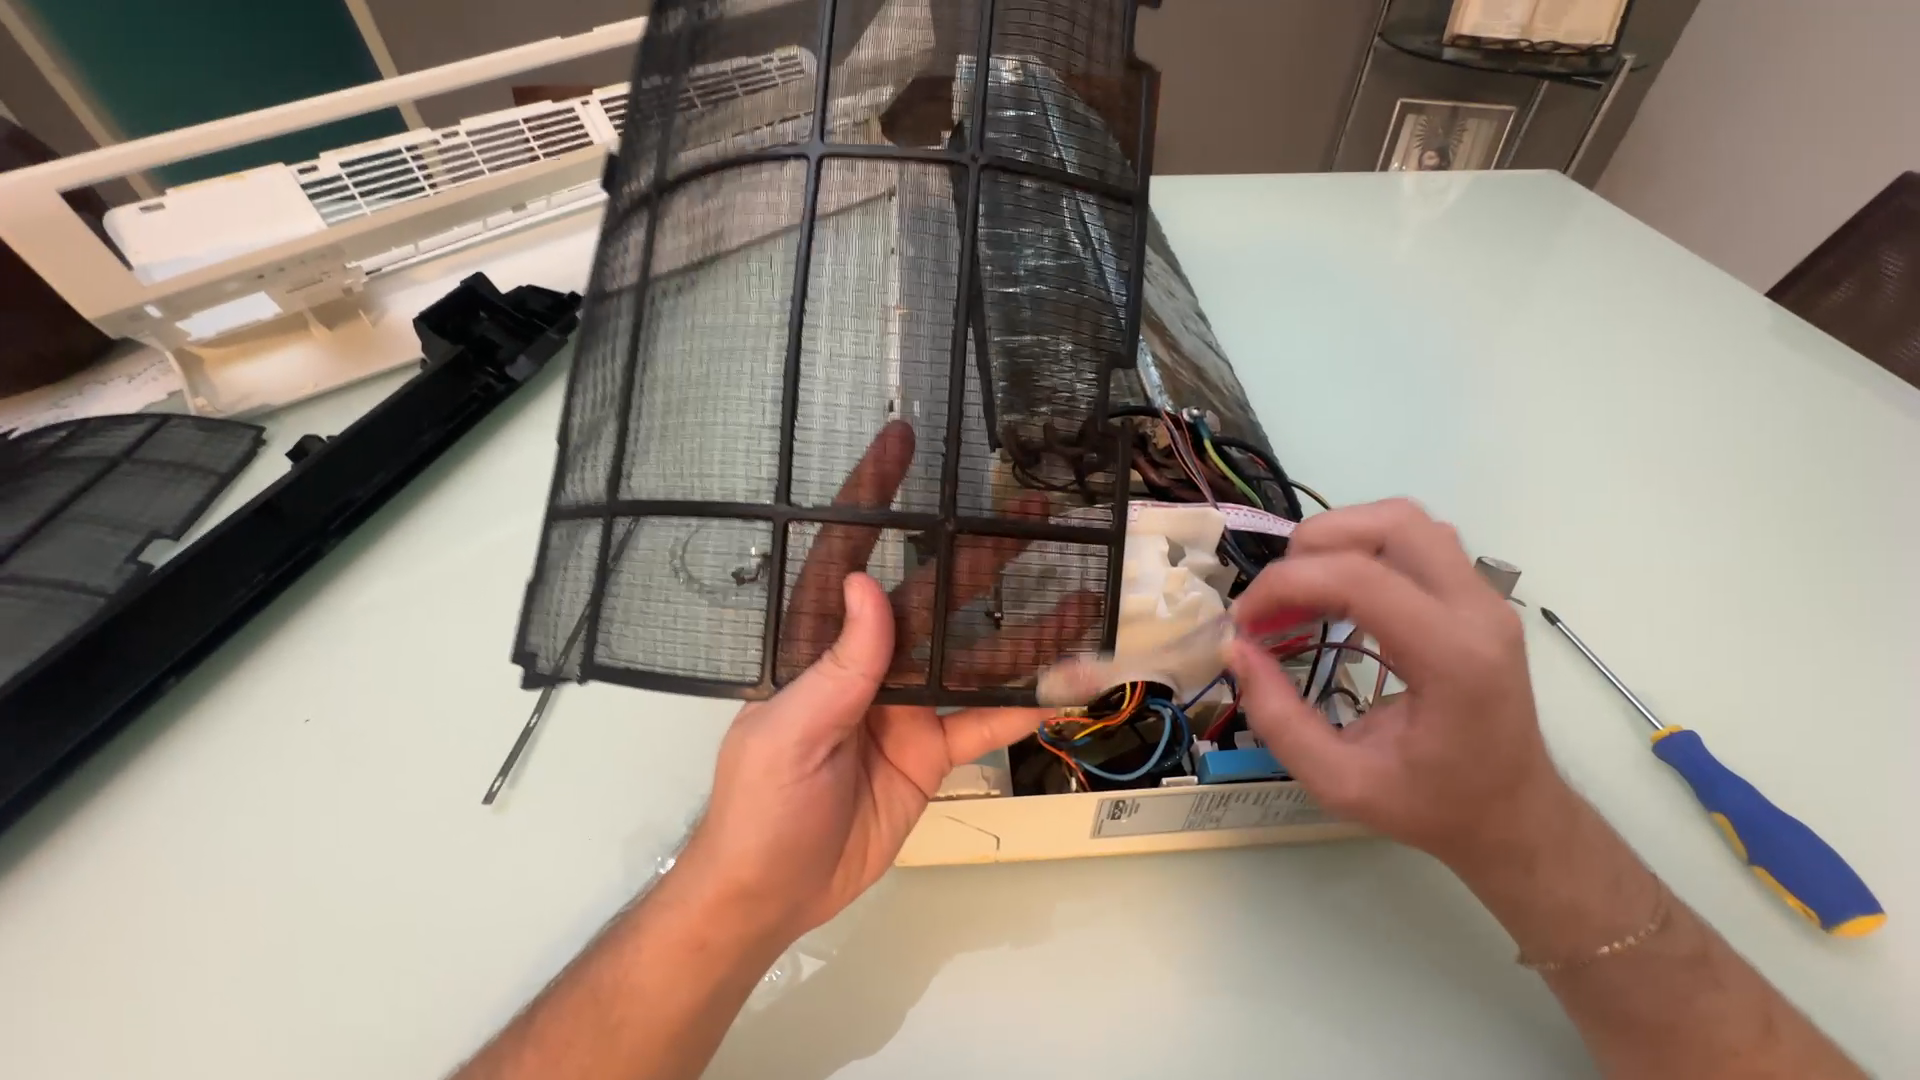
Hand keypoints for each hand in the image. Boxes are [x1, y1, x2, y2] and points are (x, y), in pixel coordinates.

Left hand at [676, 420, 1093, 940]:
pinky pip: (982, 719)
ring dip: (1024, 630)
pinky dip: (1022, 703)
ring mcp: (903, 704)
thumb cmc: (761, 807)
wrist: (775, 892)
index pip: (846, 555)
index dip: (870, 497)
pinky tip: (1067, 684)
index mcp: (818, 644)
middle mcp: (867, 661)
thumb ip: (837, 665)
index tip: (899, 443)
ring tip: (1081, 599)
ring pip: (971, 655)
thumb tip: (865, 582)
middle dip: (980, 553)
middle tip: (1035, 513)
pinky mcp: (929, 748)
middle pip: (933, 596)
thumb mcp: (790, 733)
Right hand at [1226, 499, 1572, 865]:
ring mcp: (1484, 598)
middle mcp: (1478, 611)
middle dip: (1312, 546)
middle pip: (1391, 523)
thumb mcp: (1340, 783)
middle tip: (1275, 599)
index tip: (1244, 623)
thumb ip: (1279, 719)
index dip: (1285, 585)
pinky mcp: (1476, 597)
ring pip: (1405, 520)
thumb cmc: (1433, 806)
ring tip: (1302, 591)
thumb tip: (1237, 651)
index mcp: (1453, 658)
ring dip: (1338, 540)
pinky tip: (1336, 595)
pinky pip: (1415, 541)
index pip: (1359, 576)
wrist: (1515, 816)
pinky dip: (1362, 549)